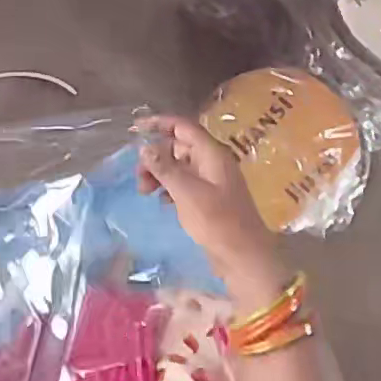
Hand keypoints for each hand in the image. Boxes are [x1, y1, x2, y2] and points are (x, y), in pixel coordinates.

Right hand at [137, 115, 287, 303]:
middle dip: (156, 156)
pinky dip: (170, 188)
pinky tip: (162, 201)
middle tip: (139, 177)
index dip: (159, 123)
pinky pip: (185, 184)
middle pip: (179, 147)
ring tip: (144, 192)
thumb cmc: (217, 222)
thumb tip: (144, 147)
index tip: (135, 129)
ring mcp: (213, 181)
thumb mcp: (186, 193)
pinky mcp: (210, 199)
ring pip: (180, 167)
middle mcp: (213, 162)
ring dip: (160, 174)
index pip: (183, 127)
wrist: (244, 257)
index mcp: (212, 154)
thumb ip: (165, 168)